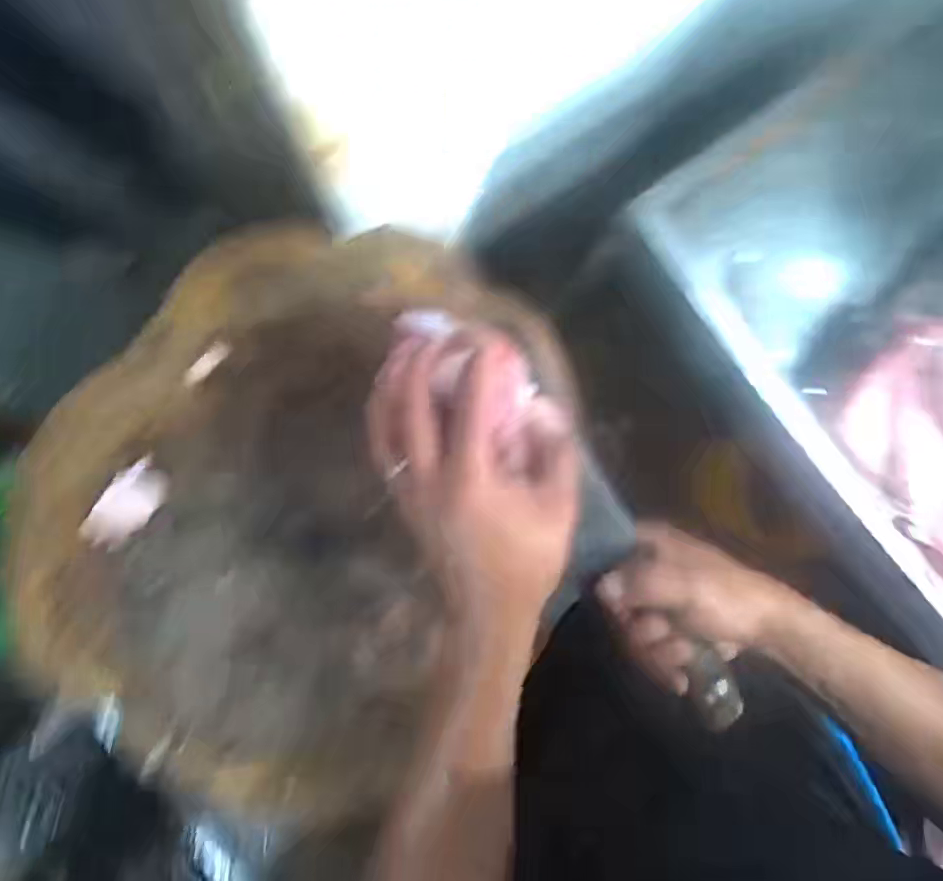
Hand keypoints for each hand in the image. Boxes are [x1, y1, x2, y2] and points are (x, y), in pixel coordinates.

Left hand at [369, 329, 578, 642]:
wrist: (486, 611)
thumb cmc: (530, 559)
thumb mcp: (560, 505)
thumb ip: (555, 450)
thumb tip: (538, 407)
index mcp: (472, 479)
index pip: (472, 406)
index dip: (482, 367)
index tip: (494, 342)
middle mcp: (429, 477)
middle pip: (414, 403)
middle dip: (427, 359)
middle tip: (444, 332)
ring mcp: (407, 487)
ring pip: (385, 420)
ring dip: (394, 377)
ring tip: (406, 345)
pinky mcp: (400, 496)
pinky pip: (381, 441)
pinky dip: (383, 407)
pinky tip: (393, 389)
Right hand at [596, 523, 806, 693]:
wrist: (768, 625)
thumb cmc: (729, 597)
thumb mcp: (685, 587)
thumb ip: (642, 584)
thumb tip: (600, 586)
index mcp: (653, 543)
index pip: (607, 556)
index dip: (610, 591)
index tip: (623, 613)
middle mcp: (650, 565)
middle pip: (617, 606)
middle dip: (642, 633)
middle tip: (667, 637)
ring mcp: (659, 597)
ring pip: (634, 633)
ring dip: (660, 651)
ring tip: (688, 653)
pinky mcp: (670, 624)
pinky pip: (651, 648)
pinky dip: (667, 663)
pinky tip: (684, 676)